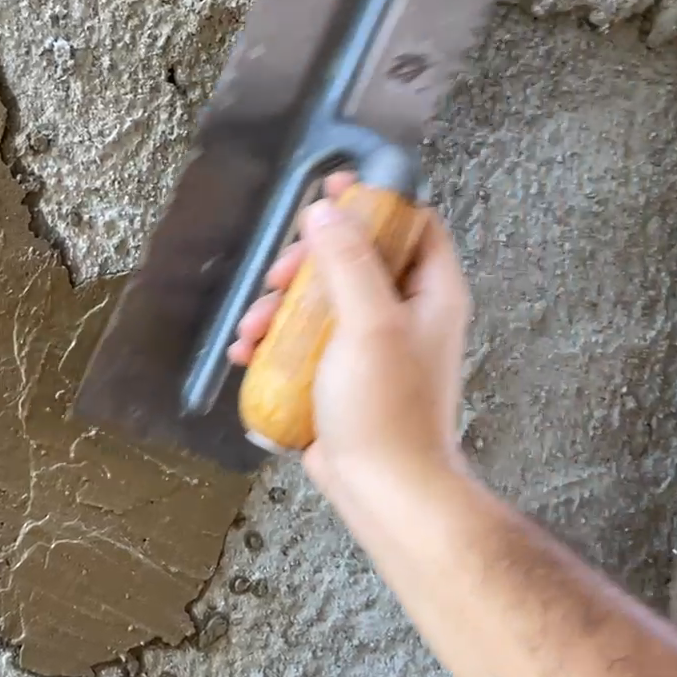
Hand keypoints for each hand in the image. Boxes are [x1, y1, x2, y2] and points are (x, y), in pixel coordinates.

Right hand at [226, 173, 470, 489]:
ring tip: (252, 328)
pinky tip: (247, 353)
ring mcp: (368, 345)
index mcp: (429, 293)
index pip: (412, 225)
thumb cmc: (386, 407)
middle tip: (279, 277)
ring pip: (319, 301)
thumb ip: (349, 264)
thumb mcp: (368, 325)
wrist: (383, 487)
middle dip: (307, 264)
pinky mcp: (338, 373)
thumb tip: (325, 211)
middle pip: (353, 261)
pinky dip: (274, 340)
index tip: (331, 189)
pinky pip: (303, 339)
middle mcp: (403, 313)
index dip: (374, 202)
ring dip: (279, 306)